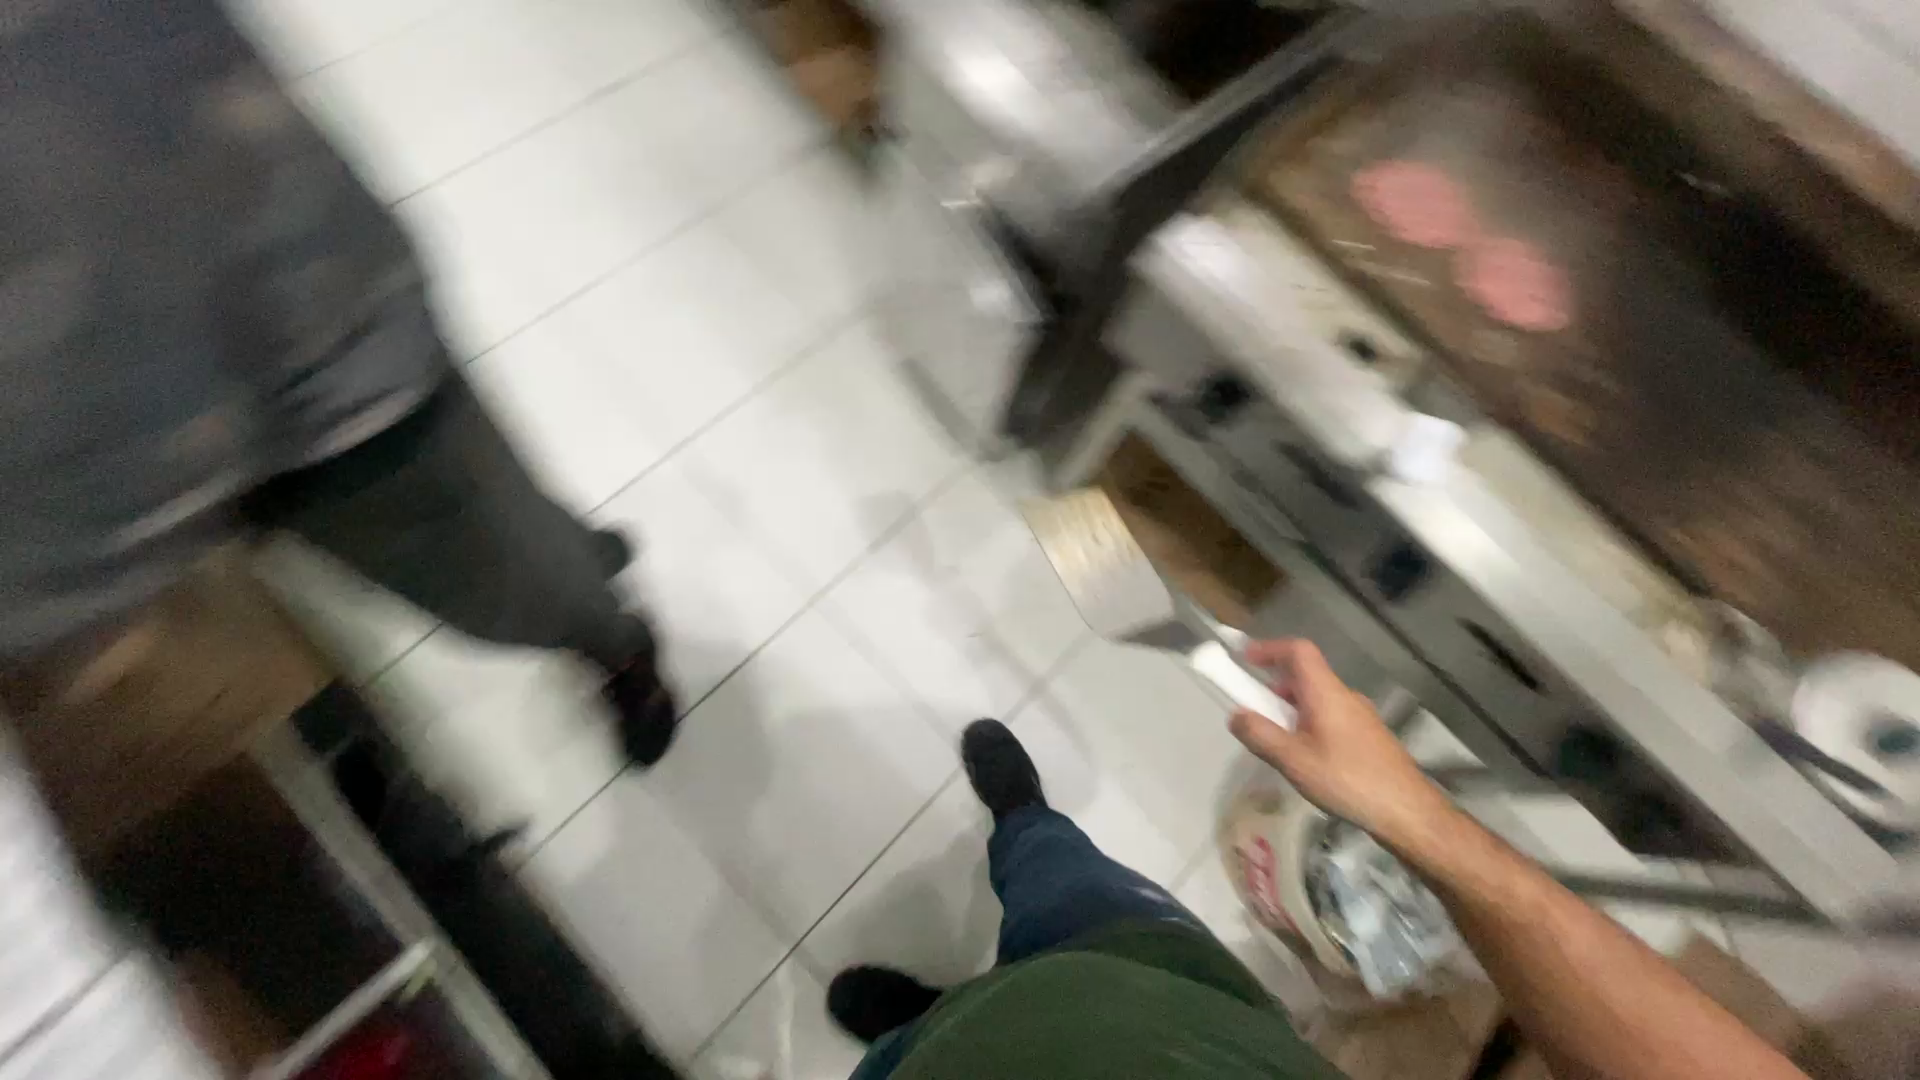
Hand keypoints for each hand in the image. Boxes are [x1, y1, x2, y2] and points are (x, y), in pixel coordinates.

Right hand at [1227, 639, 1452, 846]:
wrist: (1409, 813)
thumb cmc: (1348, 780)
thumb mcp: (1293, 760)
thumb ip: (1260, 735)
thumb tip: (1236, 715)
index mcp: (1326, 693)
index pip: (1298, 651)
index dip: (1269, 649)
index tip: (1245, 660)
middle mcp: (1345, 696)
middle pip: (1306, 674)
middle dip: (1275, 684)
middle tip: (1255, 708)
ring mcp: (1361, 716)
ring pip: (1319, 698)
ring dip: (1292, 707)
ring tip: (1278, 739)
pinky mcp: (1369, 737)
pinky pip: (1331, 716)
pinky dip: (1309, 722)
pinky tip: (1307, 757)